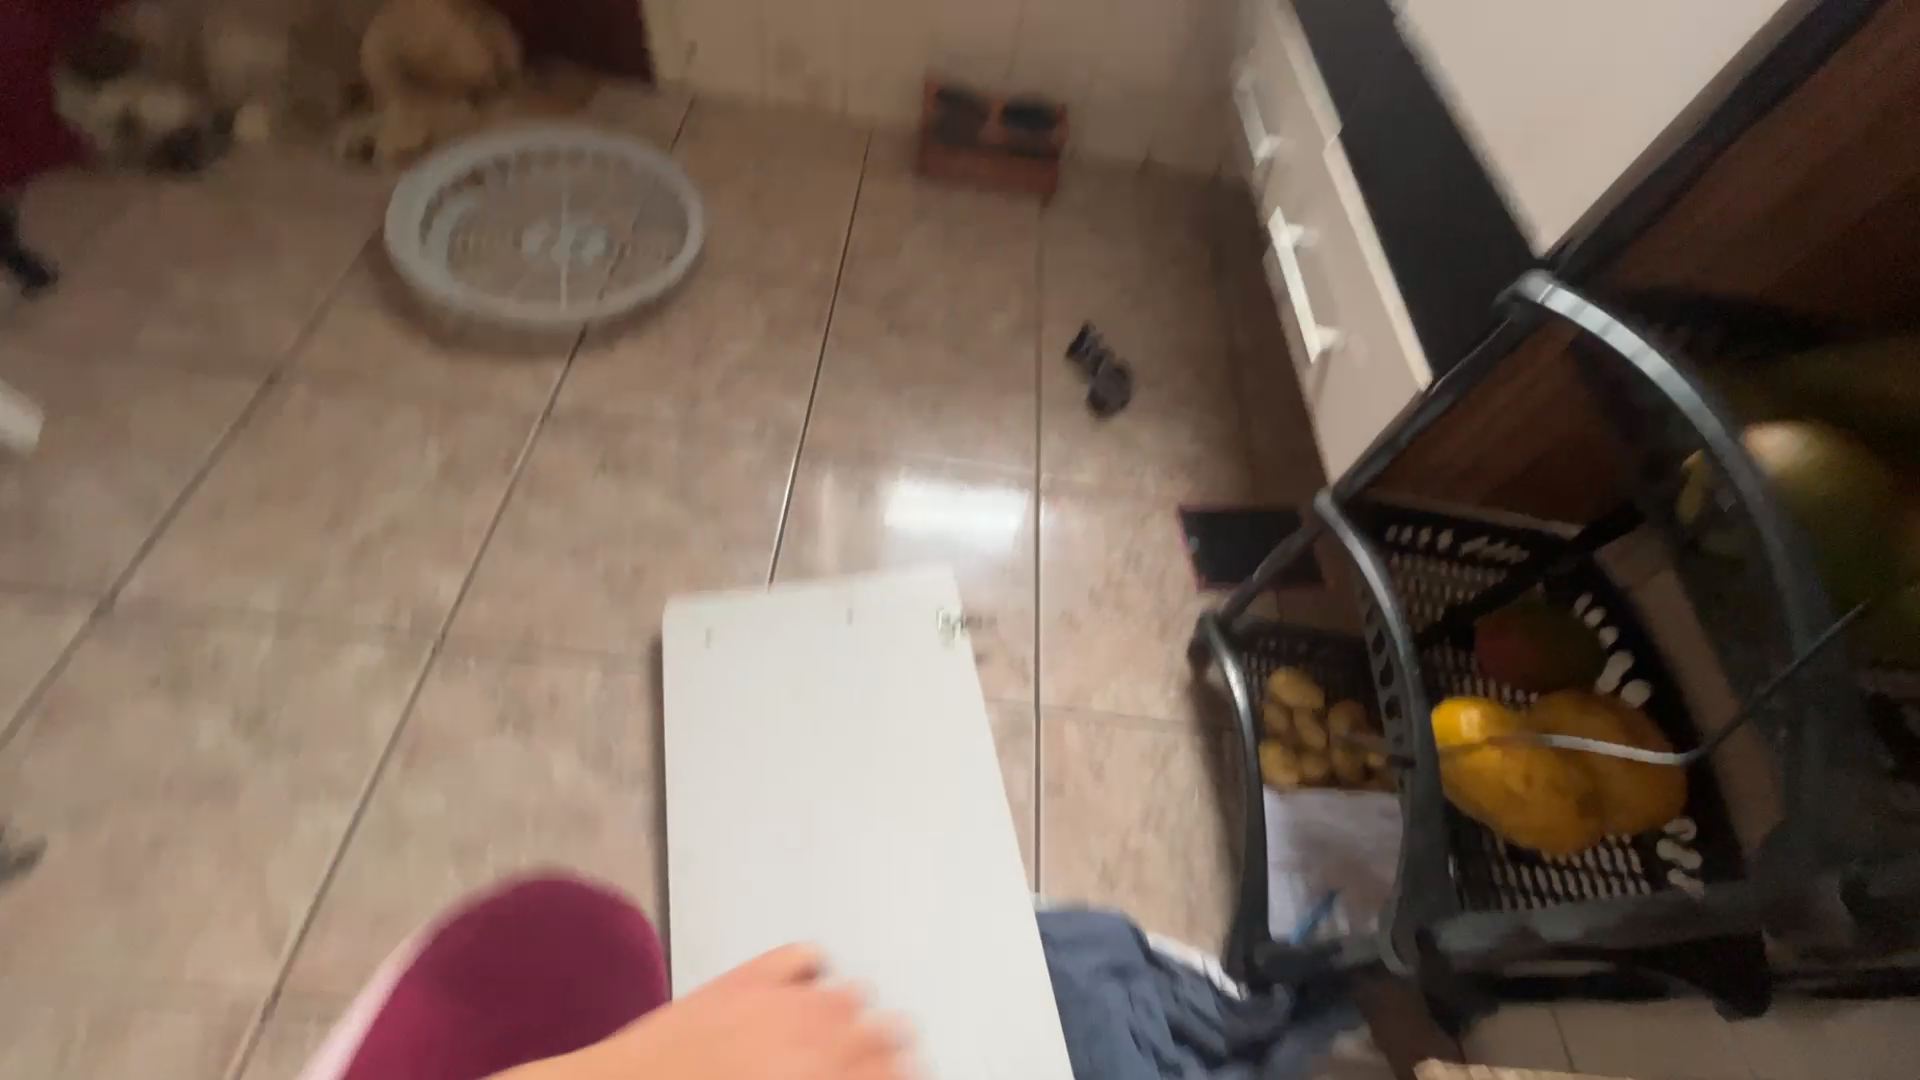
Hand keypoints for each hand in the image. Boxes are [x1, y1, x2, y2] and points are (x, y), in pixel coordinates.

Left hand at [513, 944, 913, 1079]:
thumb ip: (822, 1079)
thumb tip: (854, 1071)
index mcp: (813, 1073)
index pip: (882, 1066)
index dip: (903, 1068)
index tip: (909, 1069)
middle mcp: (804, 1034)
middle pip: (874, 1028)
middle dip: (889, 1041)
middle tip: (896, 1049)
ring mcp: (775, 1001)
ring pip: (845, 990)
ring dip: (855, 1007)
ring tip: (855, 1020)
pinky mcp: (745, 979)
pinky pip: (799, 958)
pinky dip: (810, 969)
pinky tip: (809, 980)